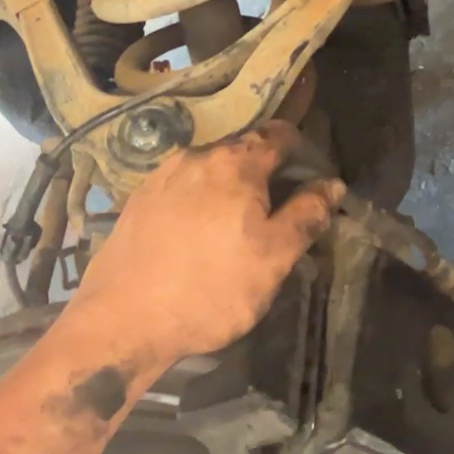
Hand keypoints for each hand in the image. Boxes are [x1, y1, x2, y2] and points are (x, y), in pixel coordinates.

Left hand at [63, 120, 345, 362]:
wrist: (122, 319)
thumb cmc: (209, 288)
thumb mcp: (274, 258)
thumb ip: (307, 214)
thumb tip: (332, 183)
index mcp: (235, 161)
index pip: (280, 134)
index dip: (304, 154)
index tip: (314, 185)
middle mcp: (197, 154)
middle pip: (245, 151)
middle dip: (268, 176)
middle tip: (280, 217)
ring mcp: (163, 174)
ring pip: (213, 170)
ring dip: (233, 190)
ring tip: (239, 232)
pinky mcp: (141, 197)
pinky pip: (185, 187)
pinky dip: (203, 202)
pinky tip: (201, 238)